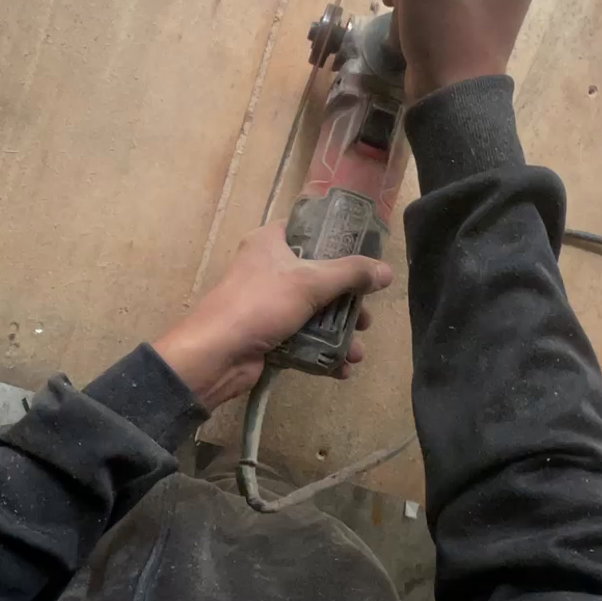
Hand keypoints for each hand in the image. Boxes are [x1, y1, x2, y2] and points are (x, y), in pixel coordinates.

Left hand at [153, 224, 393, 407]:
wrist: (215, 355)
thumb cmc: (259, 304)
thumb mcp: (310, 282)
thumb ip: (351, 274)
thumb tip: (386, 271)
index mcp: (270, 242)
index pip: (309, 232)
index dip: (338, 243)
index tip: (365, 260)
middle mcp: (268, 268)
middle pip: (319, 278)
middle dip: (347, 303)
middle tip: (365, 319)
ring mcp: (267, 303)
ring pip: (313, 312)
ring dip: (338, 334)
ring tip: (356, 352)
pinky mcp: (267, 334)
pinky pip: (302, 339)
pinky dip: (322, 353)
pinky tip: (341, 369)